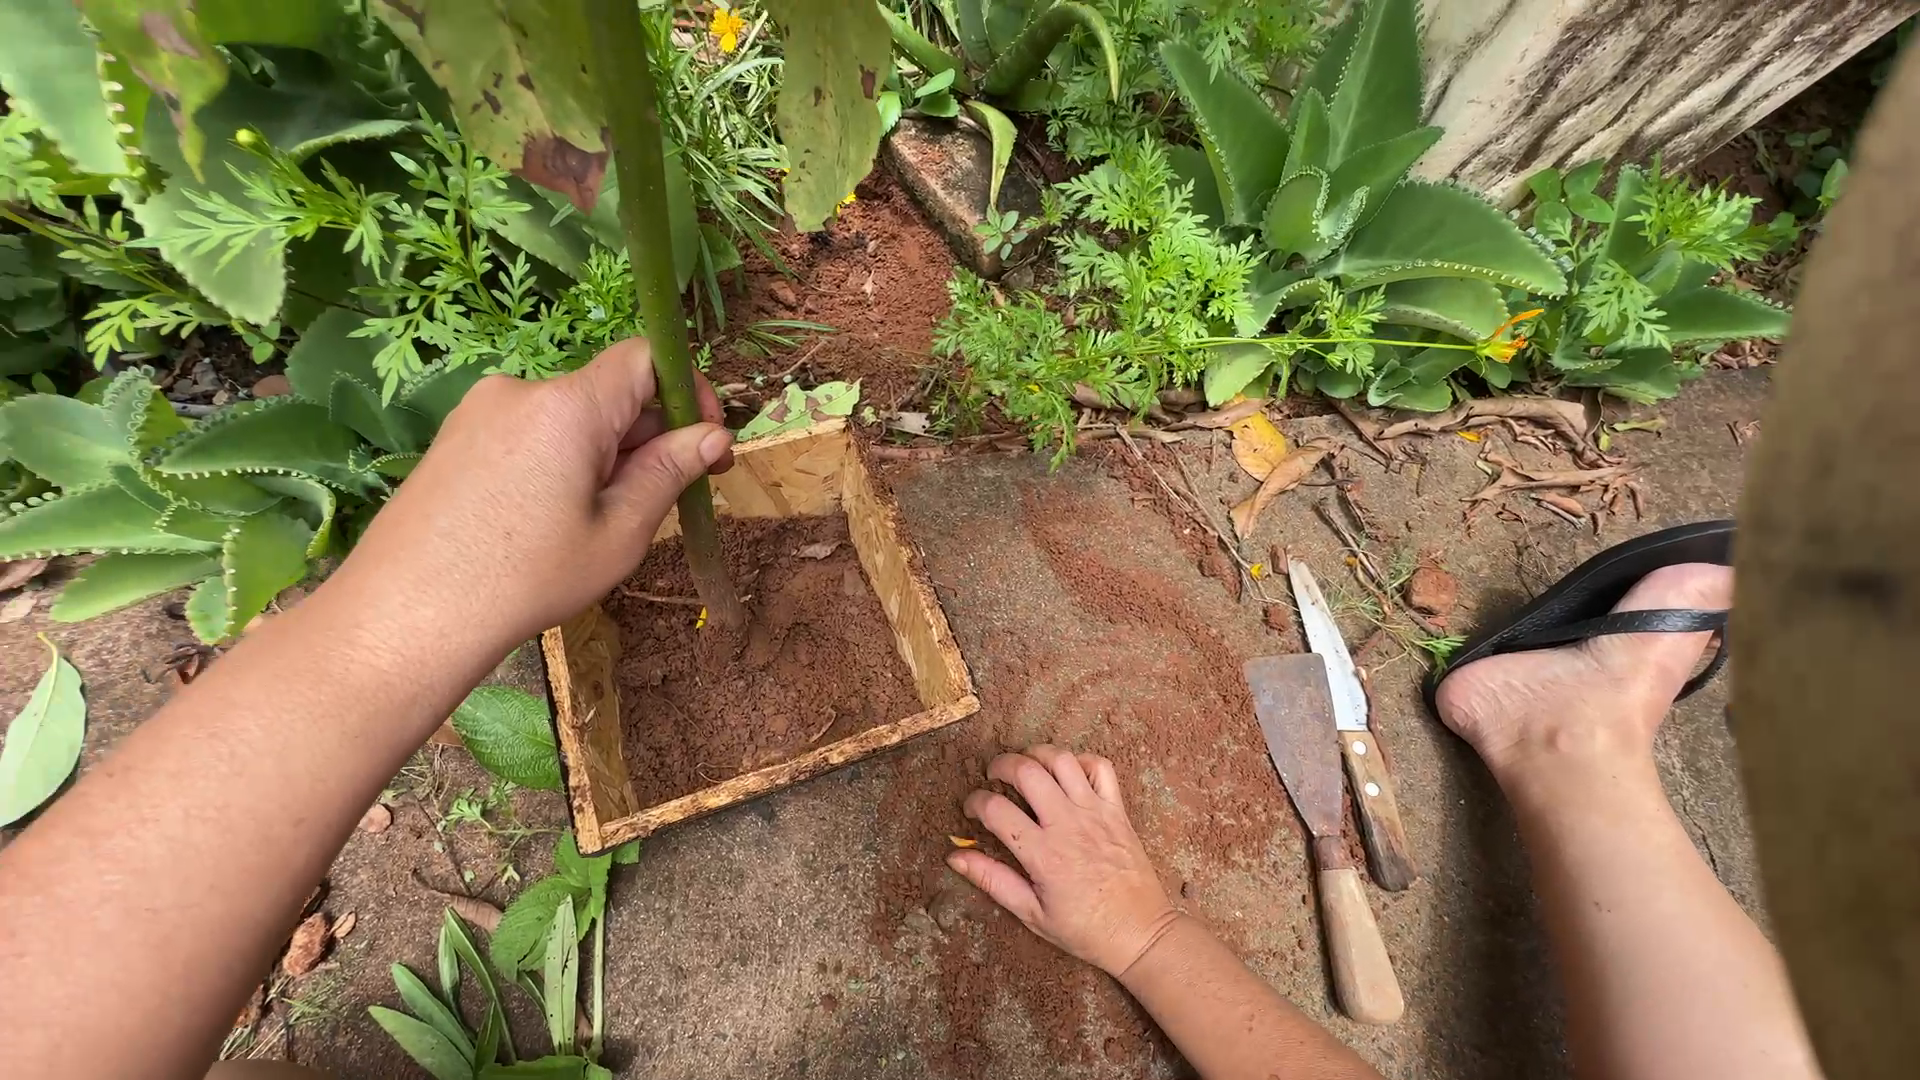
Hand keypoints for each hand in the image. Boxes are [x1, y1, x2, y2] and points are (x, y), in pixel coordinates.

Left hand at [325, 338, 734, 655]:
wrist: (405, 616)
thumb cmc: (528, 578)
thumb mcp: (620, 531)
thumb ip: (670, 472)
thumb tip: (716, 435)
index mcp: (567, 407)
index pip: (644, 358)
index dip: (689, 388)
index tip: (706, 441)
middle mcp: (521, 391)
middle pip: (611, 392)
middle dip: (654, 434)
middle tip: (674, 493)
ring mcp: (483, 411)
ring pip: (576, 417)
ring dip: (612, 452)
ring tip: (610, 516)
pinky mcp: (460, 437)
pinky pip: (538, 432)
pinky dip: (570, 459)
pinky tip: (561, 514)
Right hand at [948, 744, 1179, 976]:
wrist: (1141, 933)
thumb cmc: (1085, 929)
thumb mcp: (1032, 914)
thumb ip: (993, 880)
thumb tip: (955, 857)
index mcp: (1043, 854)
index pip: (996, 810)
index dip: (975, 802)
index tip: (972, 808)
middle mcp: (1068, 824)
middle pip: (1027, 771)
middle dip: (1001, 764)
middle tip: (994, 775)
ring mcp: (1095, 812)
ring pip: (1062, 760)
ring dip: (1037, 755)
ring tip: (1027, 766)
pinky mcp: (1117, 809)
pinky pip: (1100, 767)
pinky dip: (1081, 761)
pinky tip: (1068, 774)